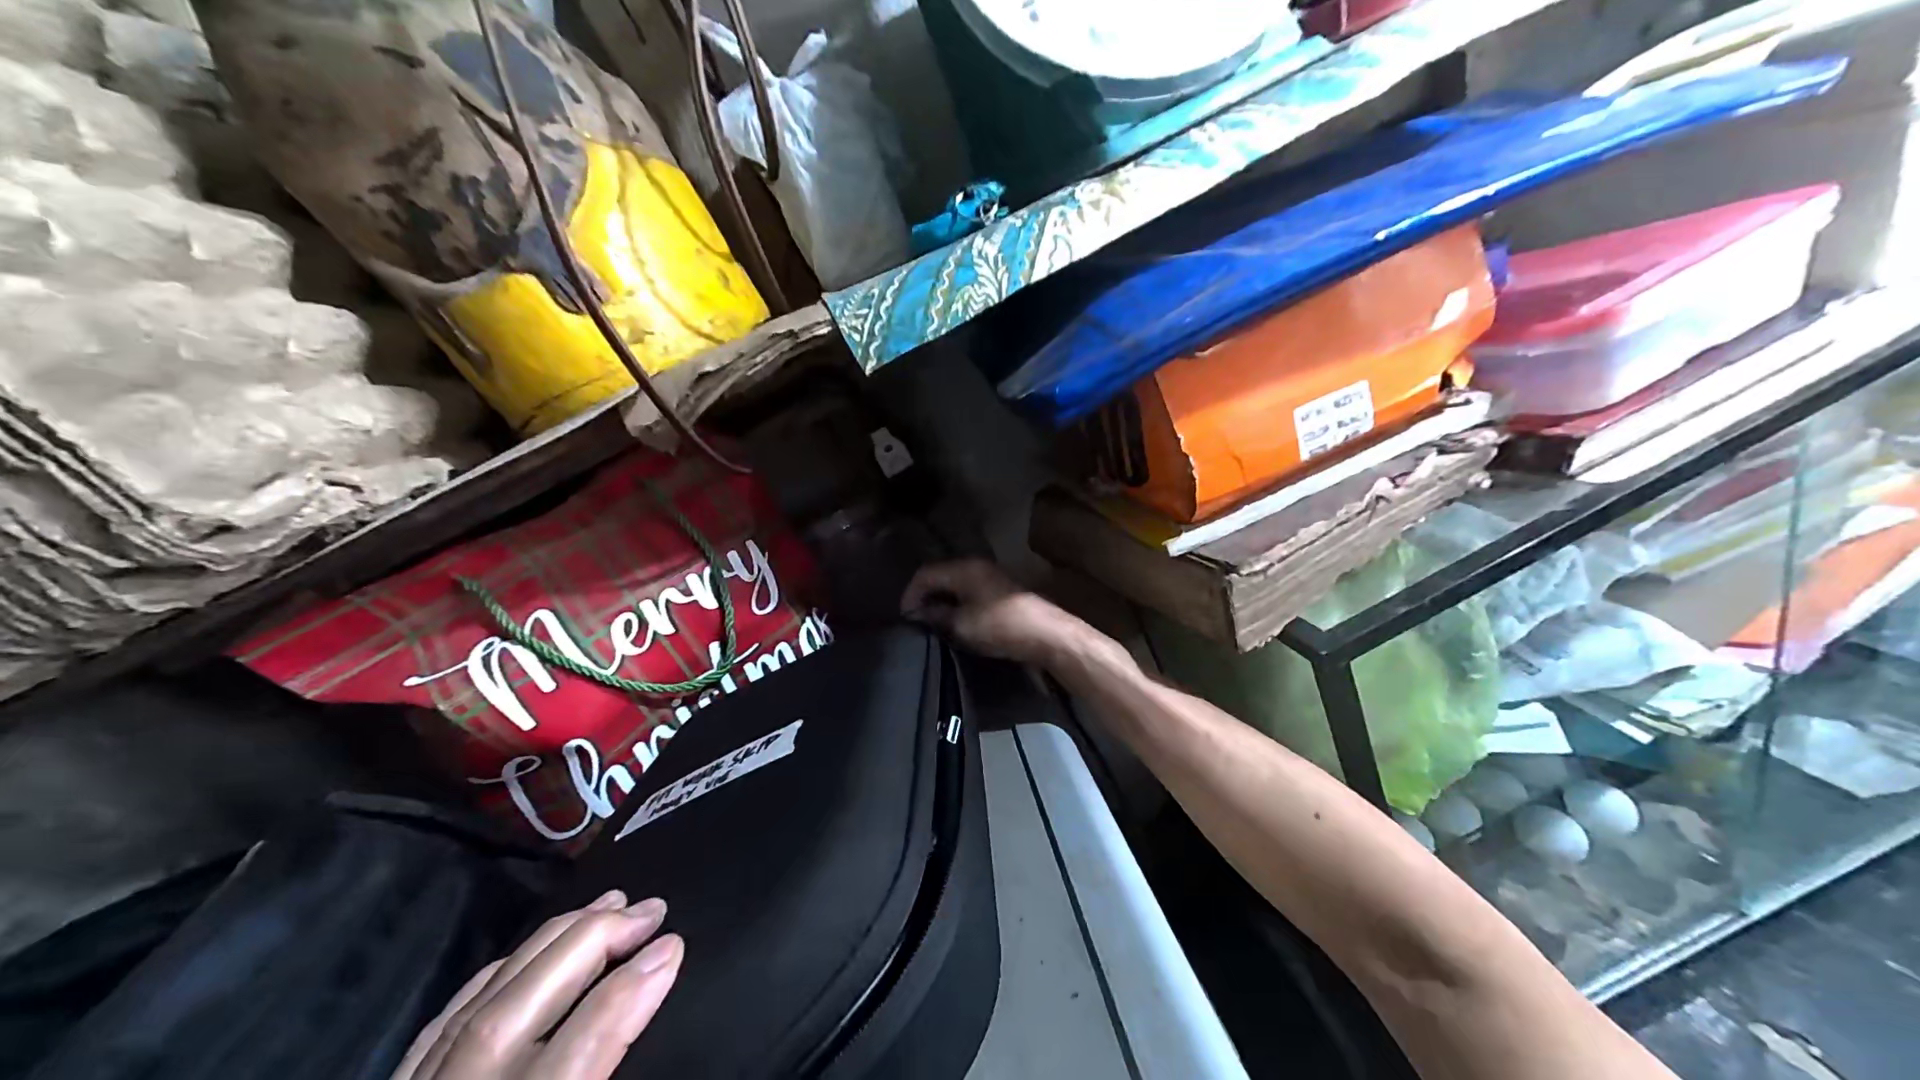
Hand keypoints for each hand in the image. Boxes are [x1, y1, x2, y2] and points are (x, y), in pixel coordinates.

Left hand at [390, 891, 682, 1079]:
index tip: (673, 945)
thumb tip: (648, 996)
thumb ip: (604, 1066)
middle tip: (650, 907)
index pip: (579, 1048)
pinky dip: (493, 975)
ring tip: (607, 905)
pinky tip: (526, 951)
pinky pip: (439, 1024)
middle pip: (519, 1010)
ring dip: (551, 943)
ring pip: (480, 1003)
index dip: (630, 989)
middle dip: (591, 943)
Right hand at [901, 559, 1089, 666]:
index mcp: (964, 568)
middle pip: (940, 576)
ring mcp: (990, 578)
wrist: (1046, 635)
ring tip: (932, 625)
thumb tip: (917, 613)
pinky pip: (969, 594)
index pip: (925, 573)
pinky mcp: (1000, 593)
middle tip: (915, 622)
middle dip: (924, 597)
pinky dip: (957, 605)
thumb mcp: (961, 624)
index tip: (904, 618)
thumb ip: (935, 615)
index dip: (910, 594)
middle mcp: (976, 566)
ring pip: (955, 586)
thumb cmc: (1000, 626)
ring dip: (941, 603)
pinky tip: (955, 624)